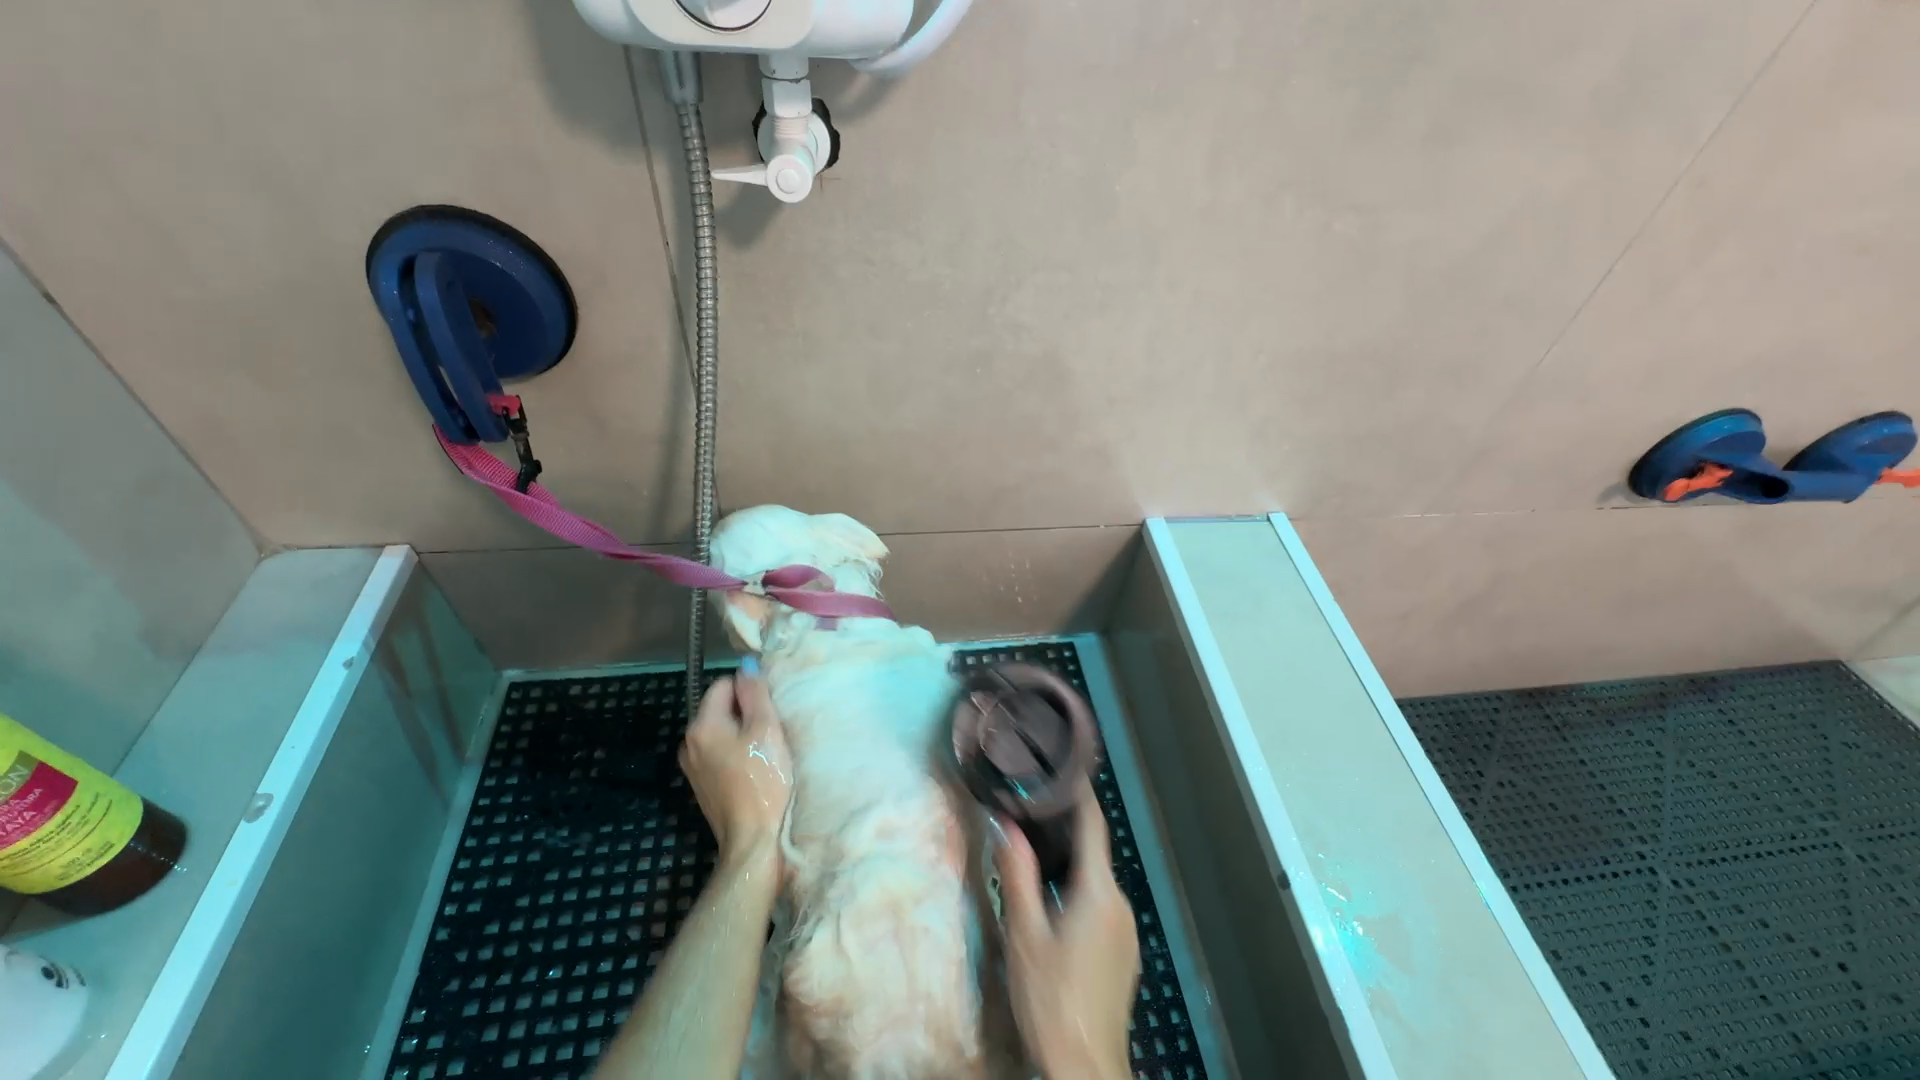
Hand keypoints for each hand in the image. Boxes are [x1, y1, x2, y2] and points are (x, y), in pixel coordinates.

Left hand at [680, 666, 792, 866]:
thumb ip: (756, 693)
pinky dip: (736, 754)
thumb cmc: (765, 781)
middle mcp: (689, 742)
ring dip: (742, 735)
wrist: (753, 842)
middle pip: (720, 708)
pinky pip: (719, 754)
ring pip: (721, 732)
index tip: (770, 711)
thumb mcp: (767, 730)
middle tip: (772, 732)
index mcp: (702, 725)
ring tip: (765, 752)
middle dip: (745, 713)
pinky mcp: (702, 785)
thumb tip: (746, 665)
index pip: (724, 685)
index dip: (750, 692)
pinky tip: (754, 770)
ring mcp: (692, 766)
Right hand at [994, 782, 1139, 1079]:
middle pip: (1094, 853)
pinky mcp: (1124, 953)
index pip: (1094, 826)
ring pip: (1096, 881)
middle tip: (1029, 806)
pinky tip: (1053, 898)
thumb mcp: (1024, 933)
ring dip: (1070, 862)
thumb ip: (1017, 875)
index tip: (1060, 767)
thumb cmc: (1049, 995)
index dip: (1079, 794)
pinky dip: (1079, 890)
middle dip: (1065, 829)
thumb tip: (1006, 824)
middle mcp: (1121, 904)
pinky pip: (1102, 905)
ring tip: (1033, 847)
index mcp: (1099, 891)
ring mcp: (1127, 931)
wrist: (1085, 1064)